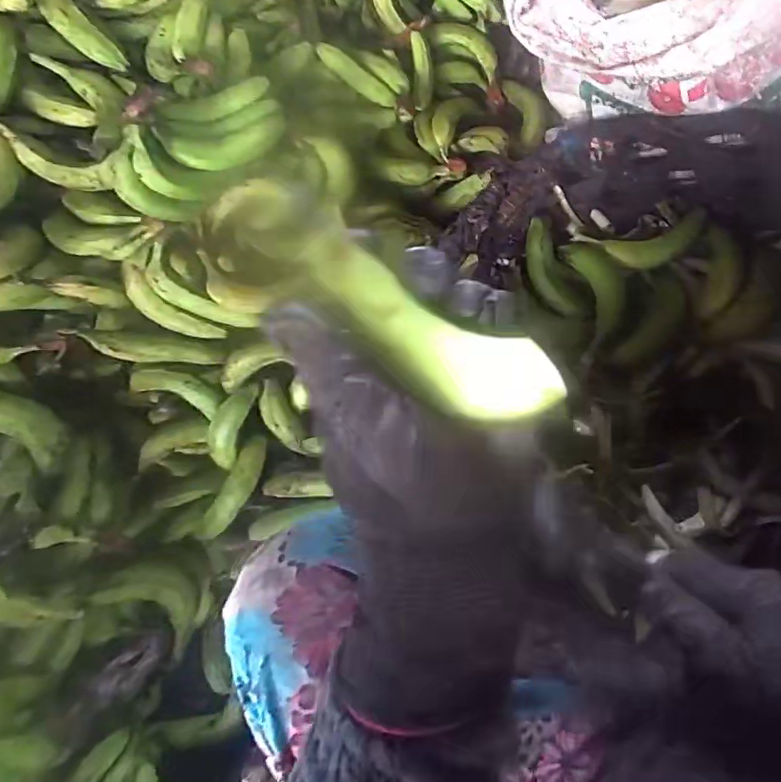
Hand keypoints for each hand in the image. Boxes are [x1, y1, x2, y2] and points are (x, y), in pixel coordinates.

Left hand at [264, 247, 532, 543]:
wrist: (461, 539)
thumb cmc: (393, 481)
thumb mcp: (350, 418)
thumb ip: (322, 360)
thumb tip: (276, 307)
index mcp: (368, 350)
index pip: (364, 288)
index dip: (363, 260)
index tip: (367, 242)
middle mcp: (413, 344)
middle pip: (418, 281)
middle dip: (420, 270)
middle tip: (425, 283)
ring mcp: (462, 352)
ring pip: (462, 292)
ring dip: (460, 289)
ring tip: (460, 312)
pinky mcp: (504, 364)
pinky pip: (504, 318)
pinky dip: (498, 310)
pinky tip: (492, 324)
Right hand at [645, 548, 780, 781]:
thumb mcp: (737, 664)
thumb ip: (688, 620)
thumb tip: (645, 581)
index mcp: (744, 585)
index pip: (678, 562)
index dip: (645, 571)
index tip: (614, 585)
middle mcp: (762, 581)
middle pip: (698, 573)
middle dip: (667, 589)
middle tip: (639, 619)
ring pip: (721, 592)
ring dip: (694, 608)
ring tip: (672, 637)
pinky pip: (744, 610)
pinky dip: (721, 623)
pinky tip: (719, 649)